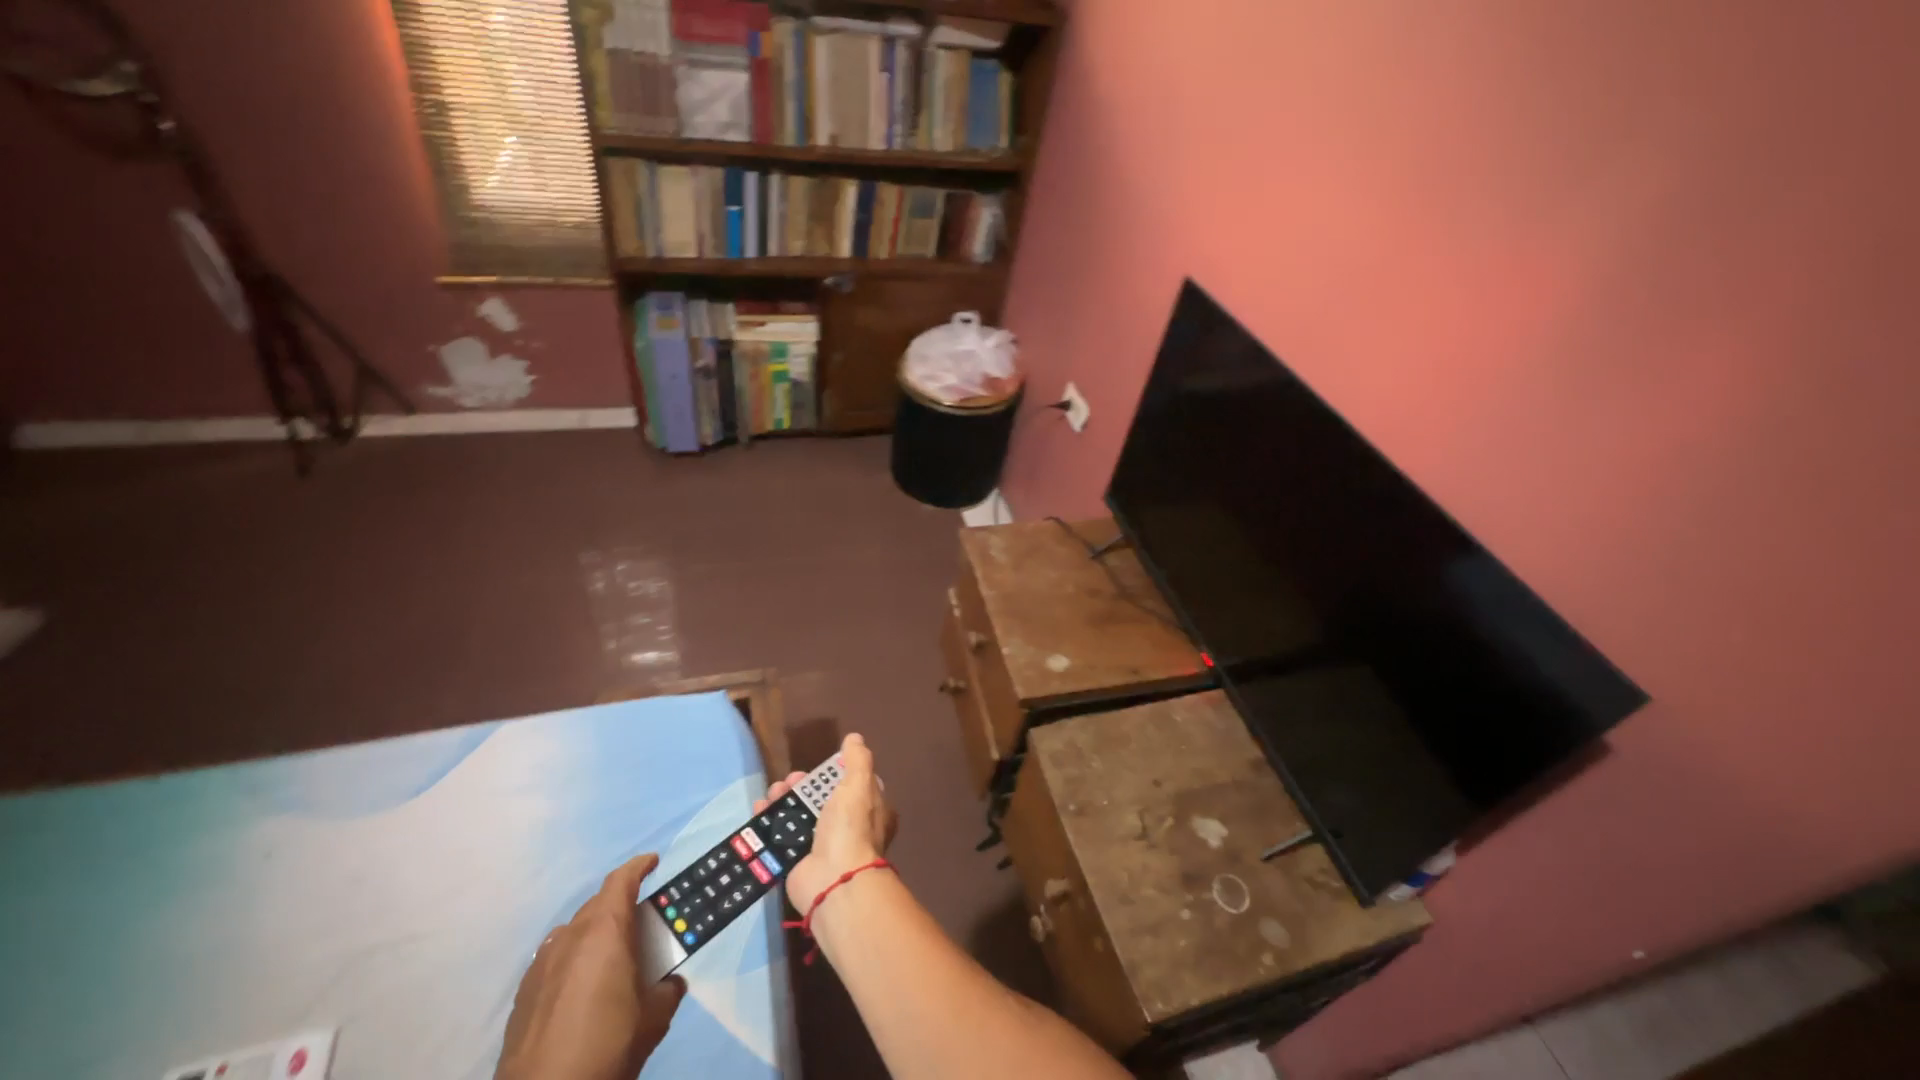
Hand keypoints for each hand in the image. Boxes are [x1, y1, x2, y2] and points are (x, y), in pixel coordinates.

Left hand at [496, 854, 685, 1079]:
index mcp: (605, 933)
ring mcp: (541, 965)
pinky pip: (555, 960)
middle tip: (643, 924)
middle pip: (597, 906)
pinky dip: (574, 961)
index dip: (638, 867)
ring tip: (613, 960)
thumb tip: (670, 983)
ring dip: (595, 934)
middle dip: (621, 906)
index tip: (653, 862)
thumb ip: (667, 991)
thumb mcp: (654, 1019)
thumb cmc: (607, 1047)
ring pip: (573, 933)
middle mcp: (569, 938)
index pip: (620, 882)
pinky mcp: (524, 993)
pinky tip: (582, 991)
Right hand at [754, 733, 897, 913]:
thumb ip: (858, 759)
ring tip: (772, 793)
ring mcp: (823, 846)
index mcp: (872, 812)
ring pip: (799, 816)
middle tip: (788, 781)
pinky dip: (769, 823)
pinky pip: (781, 836)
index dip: (835, 774)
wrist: (832, 879)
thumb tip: (854, 738)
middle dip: (802, 786)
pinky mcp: (799, 861)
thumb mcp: (859, 785)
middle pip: (822, 799)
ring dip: (783, 800)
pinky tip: (759, 811)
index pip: (854, 786)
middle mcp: (849, 829)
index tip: (820, 768)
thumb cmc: (850, 828)